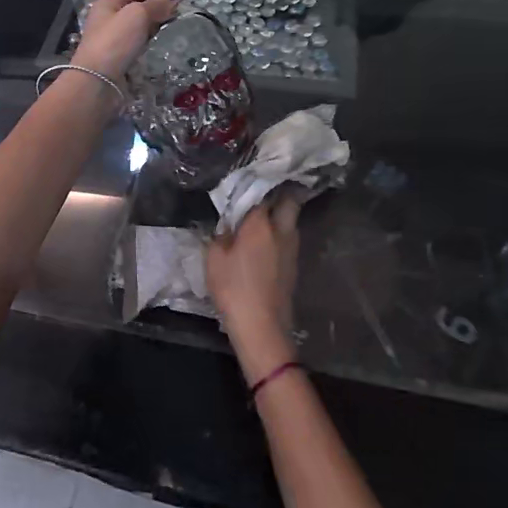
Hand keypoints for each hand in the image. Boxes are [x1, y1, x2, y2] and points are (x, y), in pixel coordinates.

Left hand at [71, 0, 179, 77]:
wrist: (98, 81)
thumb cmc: (115, 41)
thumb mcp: (138, 15)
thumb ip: (157, 3)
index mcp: (107, 3)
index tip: (175, 0)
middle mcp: (106, 20)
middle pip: (135, 11)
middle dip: (155, 13)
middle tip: (175, 17)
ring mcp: (110, 41)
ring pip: (136, 31)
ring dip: (151, 32)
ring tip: (169, 32)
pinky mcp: (116, 59)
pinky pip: (134, 48)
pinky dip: (144, 47)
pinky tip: (155, 49)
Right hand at [205, 194, 301, 379]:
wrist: (261, 325)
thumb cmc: (233, 288)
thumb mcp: (214, 258)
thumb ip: (220, 235)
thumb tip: (225, 224)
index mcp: (259, 224)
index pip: (261, 192)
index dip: (252, 185)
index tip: (243, 181)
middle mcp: (281, 231)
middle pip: (289, 202)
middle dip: (278, 194)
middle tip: (260, 194)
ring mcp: (292, 249)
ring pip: (291, 221)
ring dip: (279, 215)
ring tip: (260, 217)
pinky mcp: (294, 265)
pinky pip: (288, 238)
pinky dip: (279, 234)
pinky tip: (263, 241)